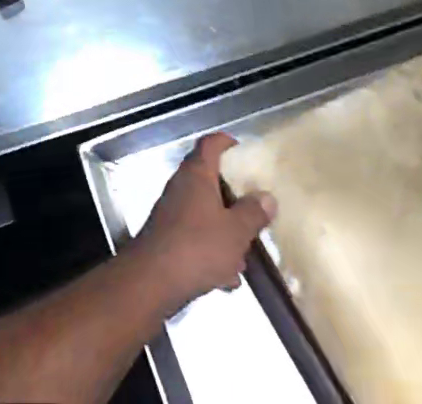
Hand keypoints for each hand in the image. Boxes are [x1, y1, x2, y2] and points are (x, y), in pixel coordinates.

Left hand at [128, 133, 276, 310]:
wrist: (154, 279)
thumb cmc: (198, 246)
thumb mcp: (236, 231)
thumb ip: (253, 213)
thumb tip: (267, 197)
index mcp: (197, 175)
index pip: (209, 144)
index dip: (226, 142)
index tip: (243, 150)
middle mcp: (181, 186)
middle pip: (208, 179)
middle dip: (232, 195)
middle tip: (254, 207)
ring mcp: (172, 211)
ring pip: (204, 211)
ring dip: (224, 229)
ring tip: (244, 253)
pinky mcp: (168, 236)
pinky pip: (196, 236)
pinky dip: (212, 251)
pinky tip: (226, 277)